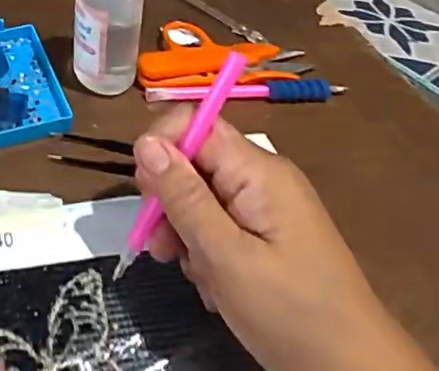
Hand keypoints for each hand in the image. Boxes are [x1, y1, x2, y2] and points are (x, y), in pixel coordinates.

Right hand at [132, 109, 436, 370]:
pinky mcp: (270, 235)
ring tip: (193, 275)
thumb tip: (144, 141)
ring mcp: (268, 207)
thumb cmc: (293, 315)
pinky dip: (207, 248)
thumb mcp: (226, 257)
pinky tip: (213, 284)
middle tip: (161, 248)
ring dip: (186, 230)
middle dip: (170, 199)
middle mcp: (262, 177)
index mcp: (257, 170)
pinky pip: (221, 221)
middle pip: (194, 161)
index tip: (145, 193)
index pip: (194, 123)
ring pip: (203, 195)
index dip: (160, 145)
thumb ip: (183, 196)